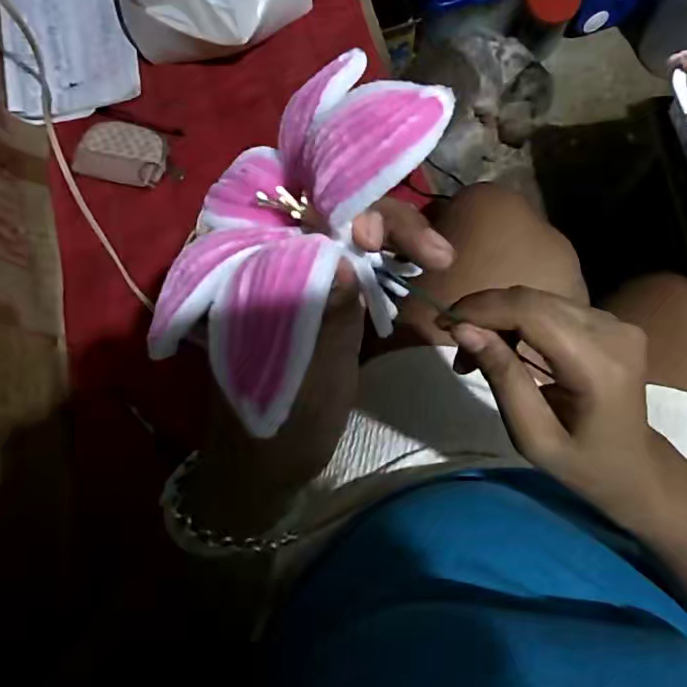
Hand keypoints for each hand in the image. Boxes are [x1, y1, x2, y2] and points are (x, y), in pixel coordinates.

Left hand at [191, 197, 454, 530]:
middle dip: (386, 225)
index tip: (377, 241)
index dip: (346, 216)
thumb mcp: (309, 379)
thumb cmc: (279, 429)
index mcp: (248, 275)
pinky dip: (388, 258)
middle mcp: (270, 261)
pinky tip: (416, 262)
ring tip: (437, 255)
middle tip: (438, 253)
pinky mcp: (319, 294)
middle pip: (332, 216)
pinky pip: (356, 260)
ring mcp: (297, 276)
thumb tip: (349, 256)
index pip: (299, 218)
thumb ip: (328, 318)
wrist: (265, 471)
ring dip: (394, 237)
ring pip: (349, 234)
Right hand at [443, 287, 673, 523]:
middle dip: (485, 313)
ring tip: (478, 353)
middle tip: (457, 348)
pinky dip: (522, 319)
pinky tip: (508, 345)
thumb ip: (502, 378)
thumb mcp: (533, 436)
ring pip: (540, 299)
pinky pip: (554, 307)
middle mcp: (613, 332)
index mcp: (599, 366)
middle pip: (534, 299)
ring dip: (501, 317)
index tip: (443, 323)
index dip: (483, 309)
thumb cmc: (583, 464)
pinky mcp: (613, 321)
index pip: (532, 312)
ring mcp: (617, 322)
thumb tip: (463, 329)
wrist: (635, 467)